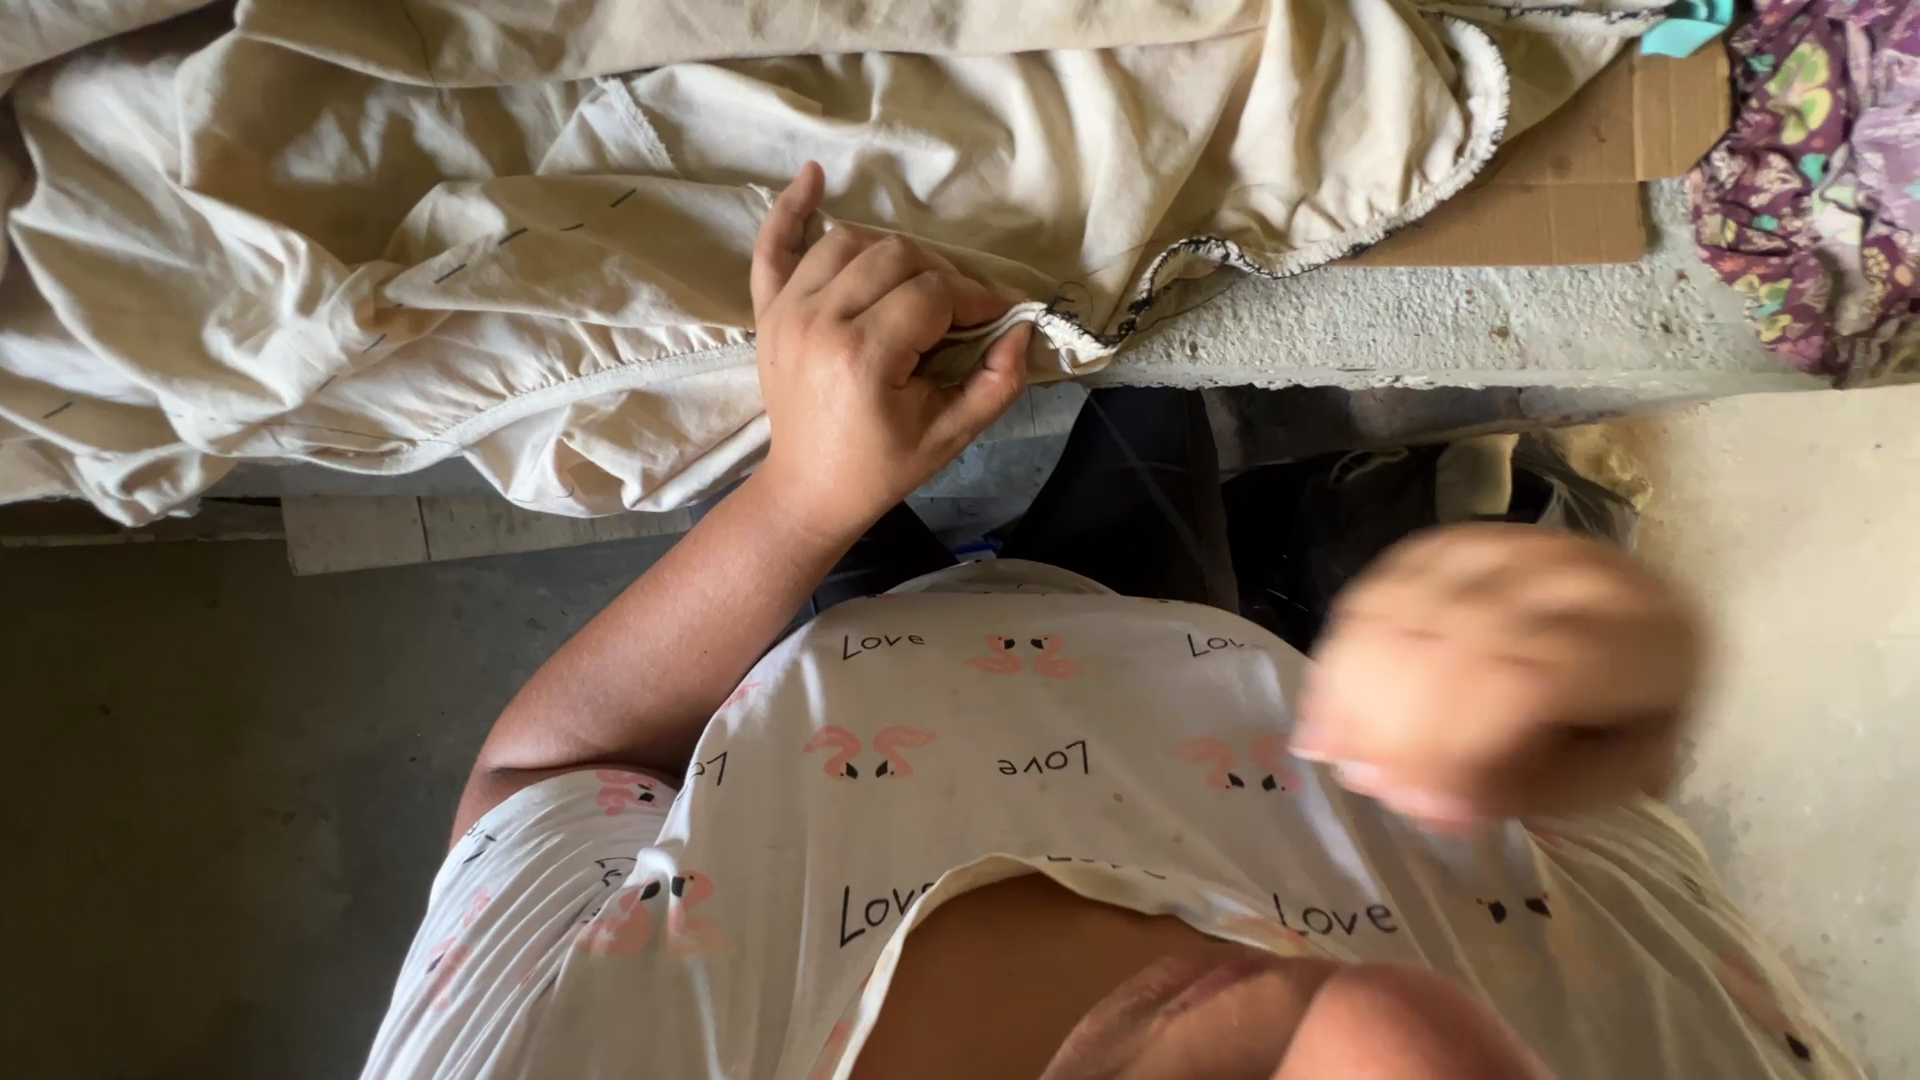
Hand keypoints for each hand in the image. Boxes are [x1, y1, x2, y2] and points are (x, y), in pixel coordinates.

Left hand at [746, 162, 1032, 542]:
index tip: (1002, 312)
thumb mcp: (952, 437)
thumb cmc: (883, 468)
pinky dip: (791, 211)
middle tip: (963, 309)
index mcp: (864, 356)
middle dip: (943, 275)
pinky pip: (773, 247)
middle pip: (896, 257)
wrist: (811, 489)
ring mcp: (786, 312)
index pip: (934, 294)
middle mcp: (819, 321)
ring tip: (919, 285)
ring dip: (894, 253)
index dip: (978, 298)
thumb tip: (1022, 328)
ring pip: (850, 241)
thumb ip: (997, 384)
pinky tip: (814, 178)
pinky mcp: (768, 312)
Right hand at [1293, 524, 1704, 826]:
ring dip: (1353, 686)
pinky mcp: (1437, 545)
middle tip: (1365, 780)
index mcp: (1636, 631)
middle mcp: (1561, 571)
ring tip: (1332, 748)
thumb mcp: (1615, 769)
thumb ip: (1535, 789)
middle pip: (1455, 637)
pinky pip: (1371, 593)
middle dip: (1396, 719)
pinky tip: (1325, 704)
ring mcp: (1492, 547)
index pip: (1531, 674)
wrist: (1616, 619)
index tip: (1423, 806)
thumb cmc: (1625, 709)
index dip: (1461, 742)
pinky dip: (1339, 654)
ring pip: (1401, 608)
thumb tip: (1432, 808)